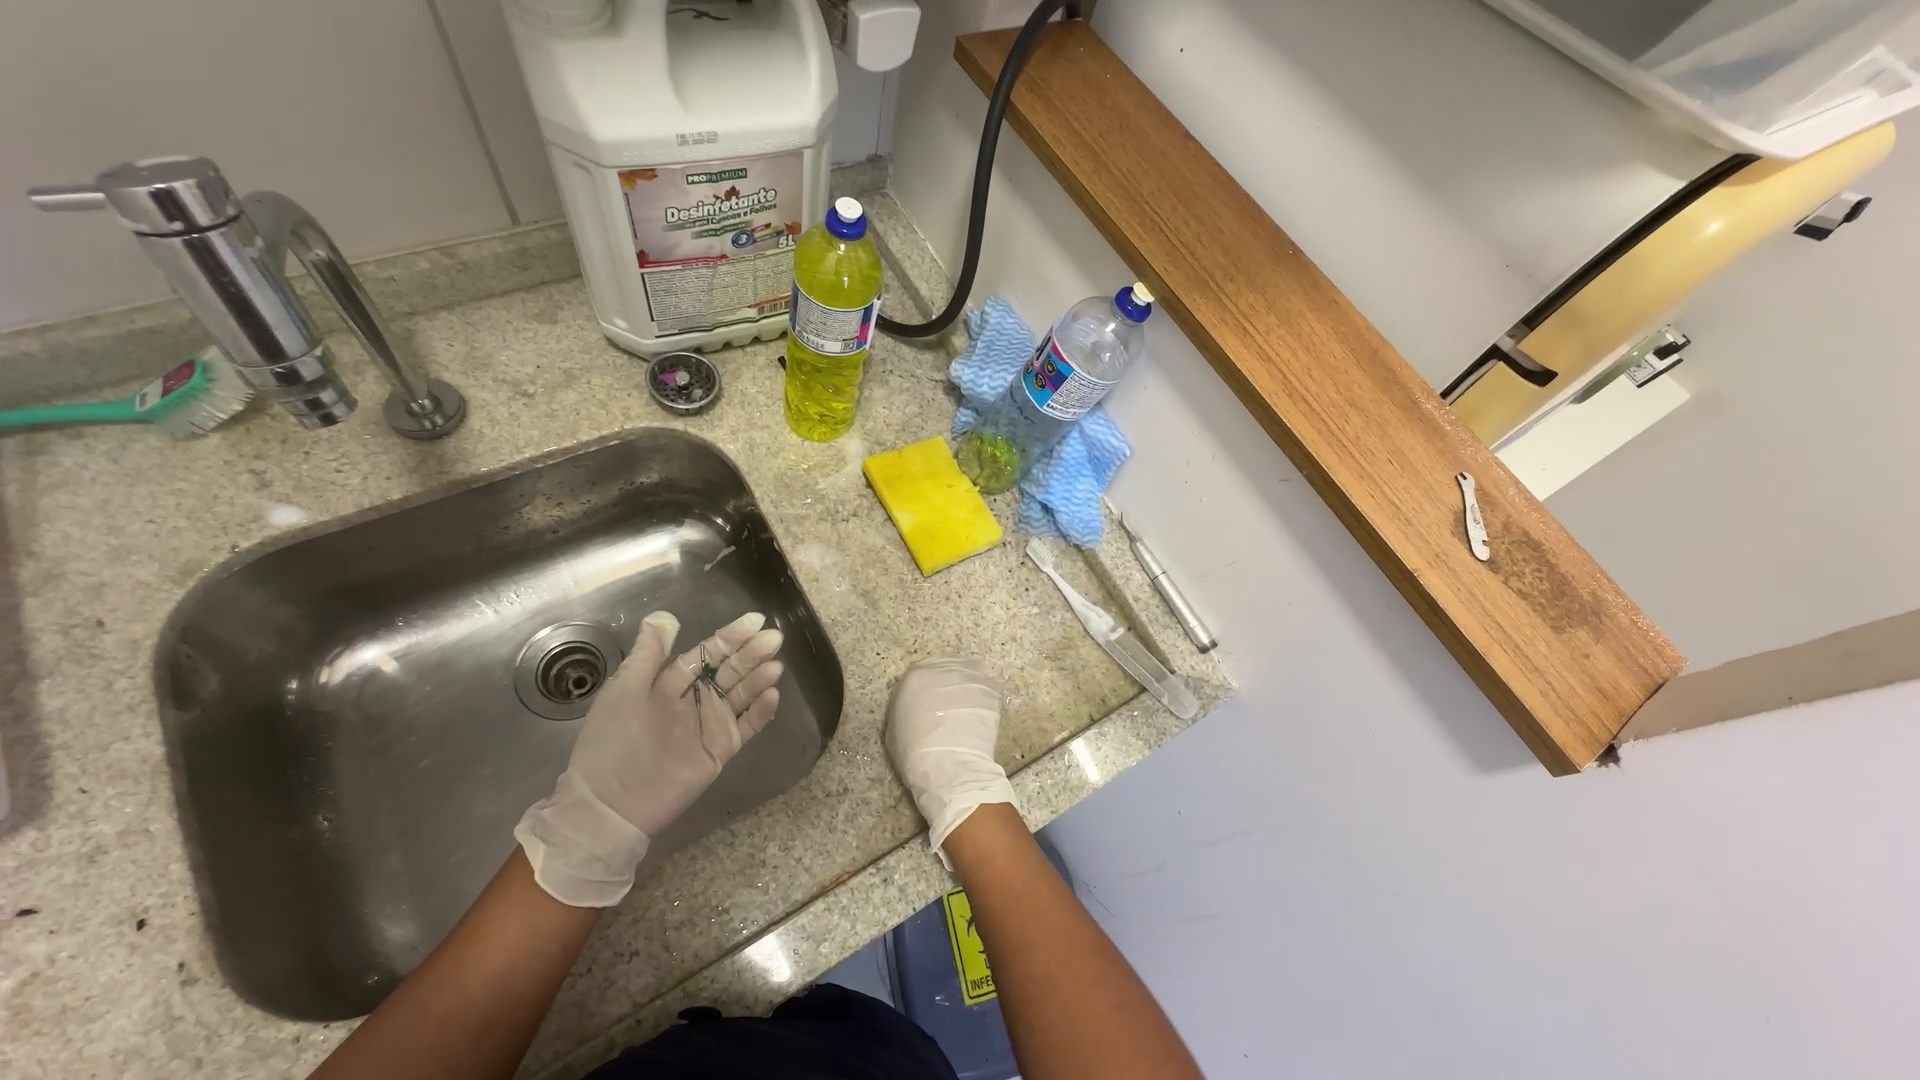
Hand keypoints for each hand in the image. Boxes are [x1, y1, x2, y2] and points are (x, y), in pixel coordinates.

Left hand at [515, 610, 783, 906]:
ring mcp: (710, 725)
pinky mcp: (720, 750)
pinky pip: (746, 726)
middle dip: (752, 653)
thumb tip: (665, 616)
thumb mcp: (624, 690)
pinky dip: (761, 712)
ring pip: (742, 694)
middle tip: (774, 638)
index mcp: (671, 682)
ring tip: (775, 666)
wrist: (609, 802)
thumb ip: (648, 655)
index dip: (731, 636)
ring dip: (759, 678)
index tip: (756, 620)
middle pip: (730, 670)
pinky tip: (773, 695)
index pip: (708, 652)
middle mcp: (696, 699)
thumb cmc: (611, 742)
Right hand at [885, 657, 1017, 863]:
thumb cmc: (914, 751)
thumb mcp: (895, 725)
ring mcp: (969, 677)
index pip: (921, 670)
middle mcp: (942, 669)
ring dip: (968, 684)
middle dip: (948, 680)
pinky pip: (987, 684)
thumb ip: (906, 705)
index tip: (930, 696)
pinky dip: (984, 694)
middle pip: (947, 666)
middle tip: (951, 701)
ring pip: (970, 671)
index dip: (927, 684)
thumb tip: (916, 703)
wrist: (948, 764)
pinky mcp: (990, 690)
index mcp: (915, 676)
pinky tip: (982, 710)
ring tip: (968, 704)